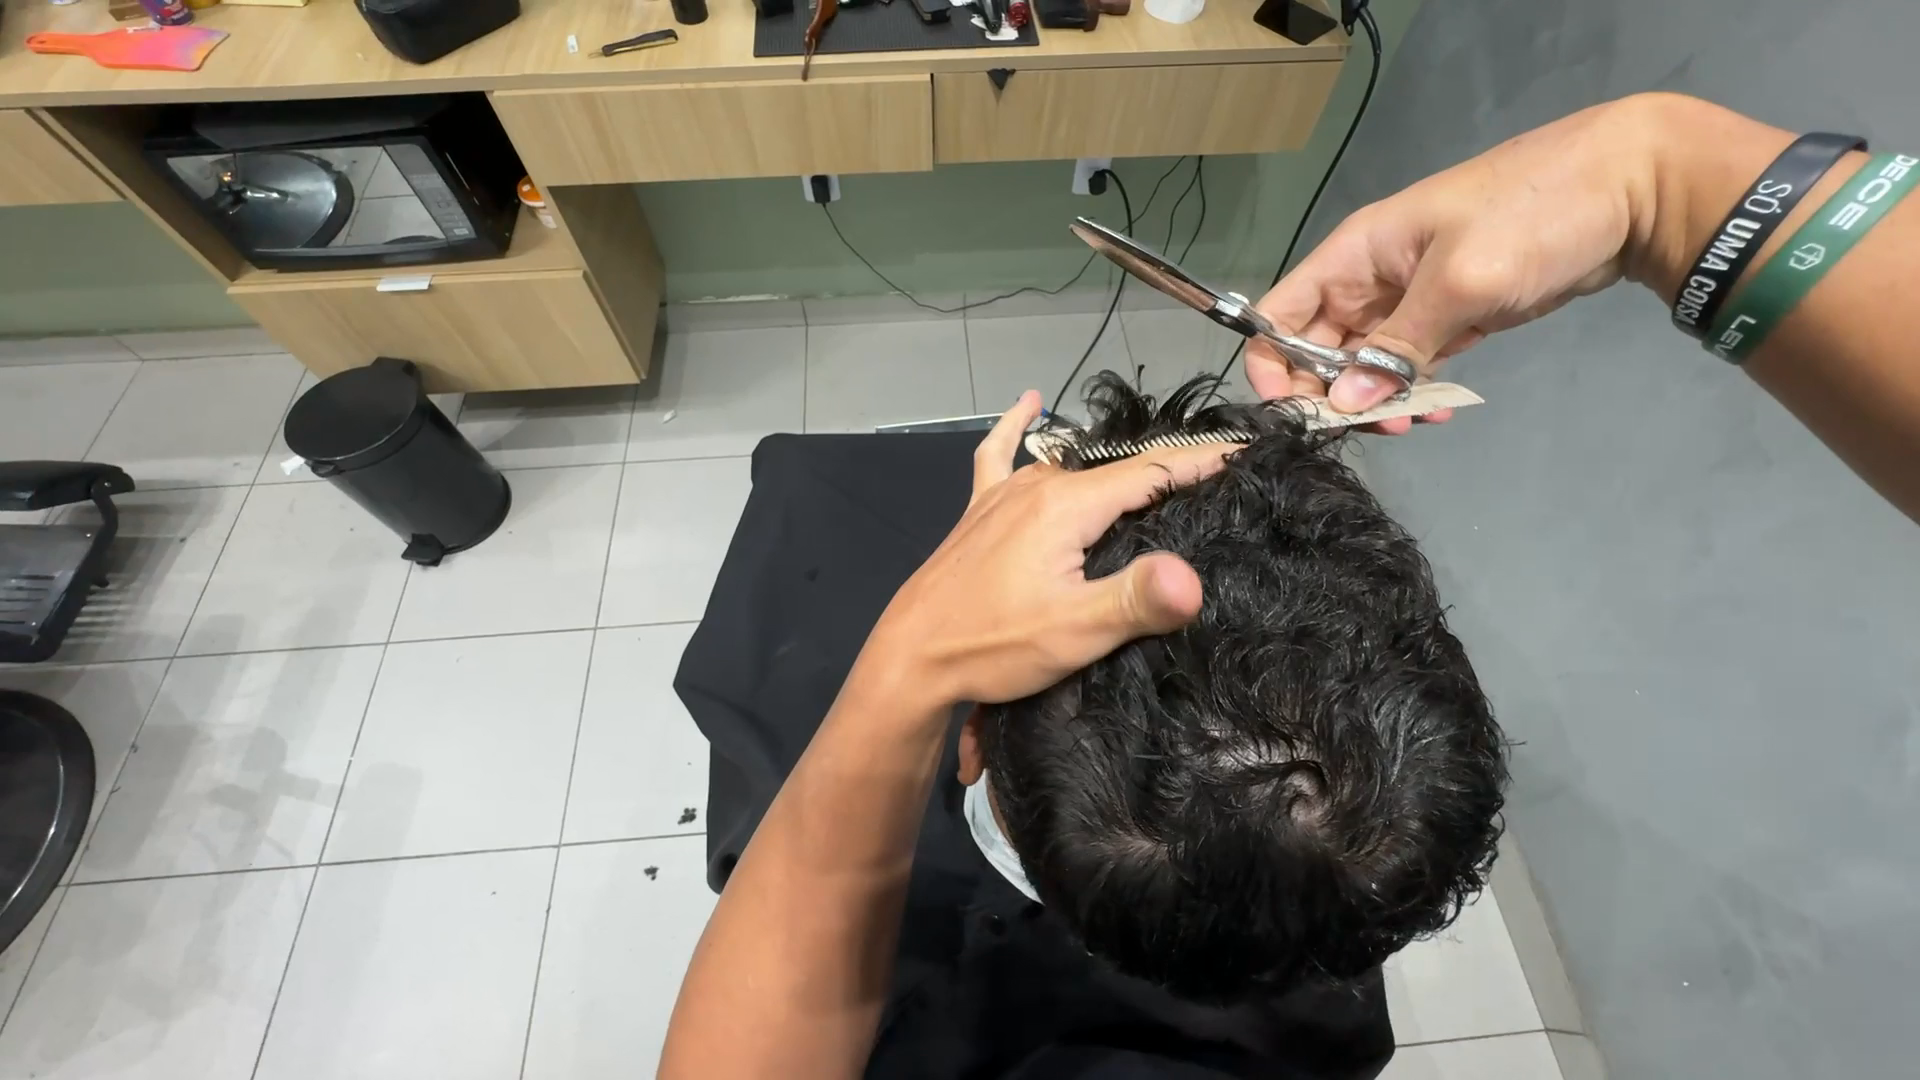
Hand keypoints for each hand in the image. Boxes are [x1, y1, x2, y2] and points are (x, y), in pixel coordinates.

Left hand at [863, 391, 1230, 707]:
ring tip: (1159, 468)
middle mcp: (1037, 485)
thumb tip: (1194, 577)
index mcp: (1066, 505)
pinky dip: (1016, 428)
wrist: (911, 655)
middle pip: (1117, 468)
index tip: (1246, 453)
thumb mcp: (1073, 632)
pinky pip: (999, 455)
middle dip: (1167, 468)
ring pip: (1072, 465)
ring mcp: (1003, 494)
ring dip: (1117, 465)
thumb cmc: (993, 645)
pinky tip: (1027, 404)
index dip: (1202, 463)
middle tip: (1216, 477)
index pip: (1151, 472)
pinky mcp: (979, 510)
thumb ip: (1134, 600)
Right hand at [1247, 93, 1694, 430]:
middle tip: (1368, 427)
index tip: (1297, 410)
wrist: (1640, 187)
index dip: (1272, 365)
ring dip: (1373, 400)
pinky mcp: (1441, 320)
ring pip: (1359, 366)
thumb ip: (1396, 348)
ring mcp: (1403, 304)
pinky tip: (1438, 409)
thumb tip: (1343, 404)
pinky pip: (1403, 367)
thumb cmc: (1536, 214)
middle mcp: (1366, 283)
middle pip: (1313, 350)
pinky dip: (1412, 392)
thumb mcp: (1459, 282)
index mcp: (1353, 257)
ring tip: (1411, 422)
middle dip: (1329, 394)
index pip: (1278, 317)